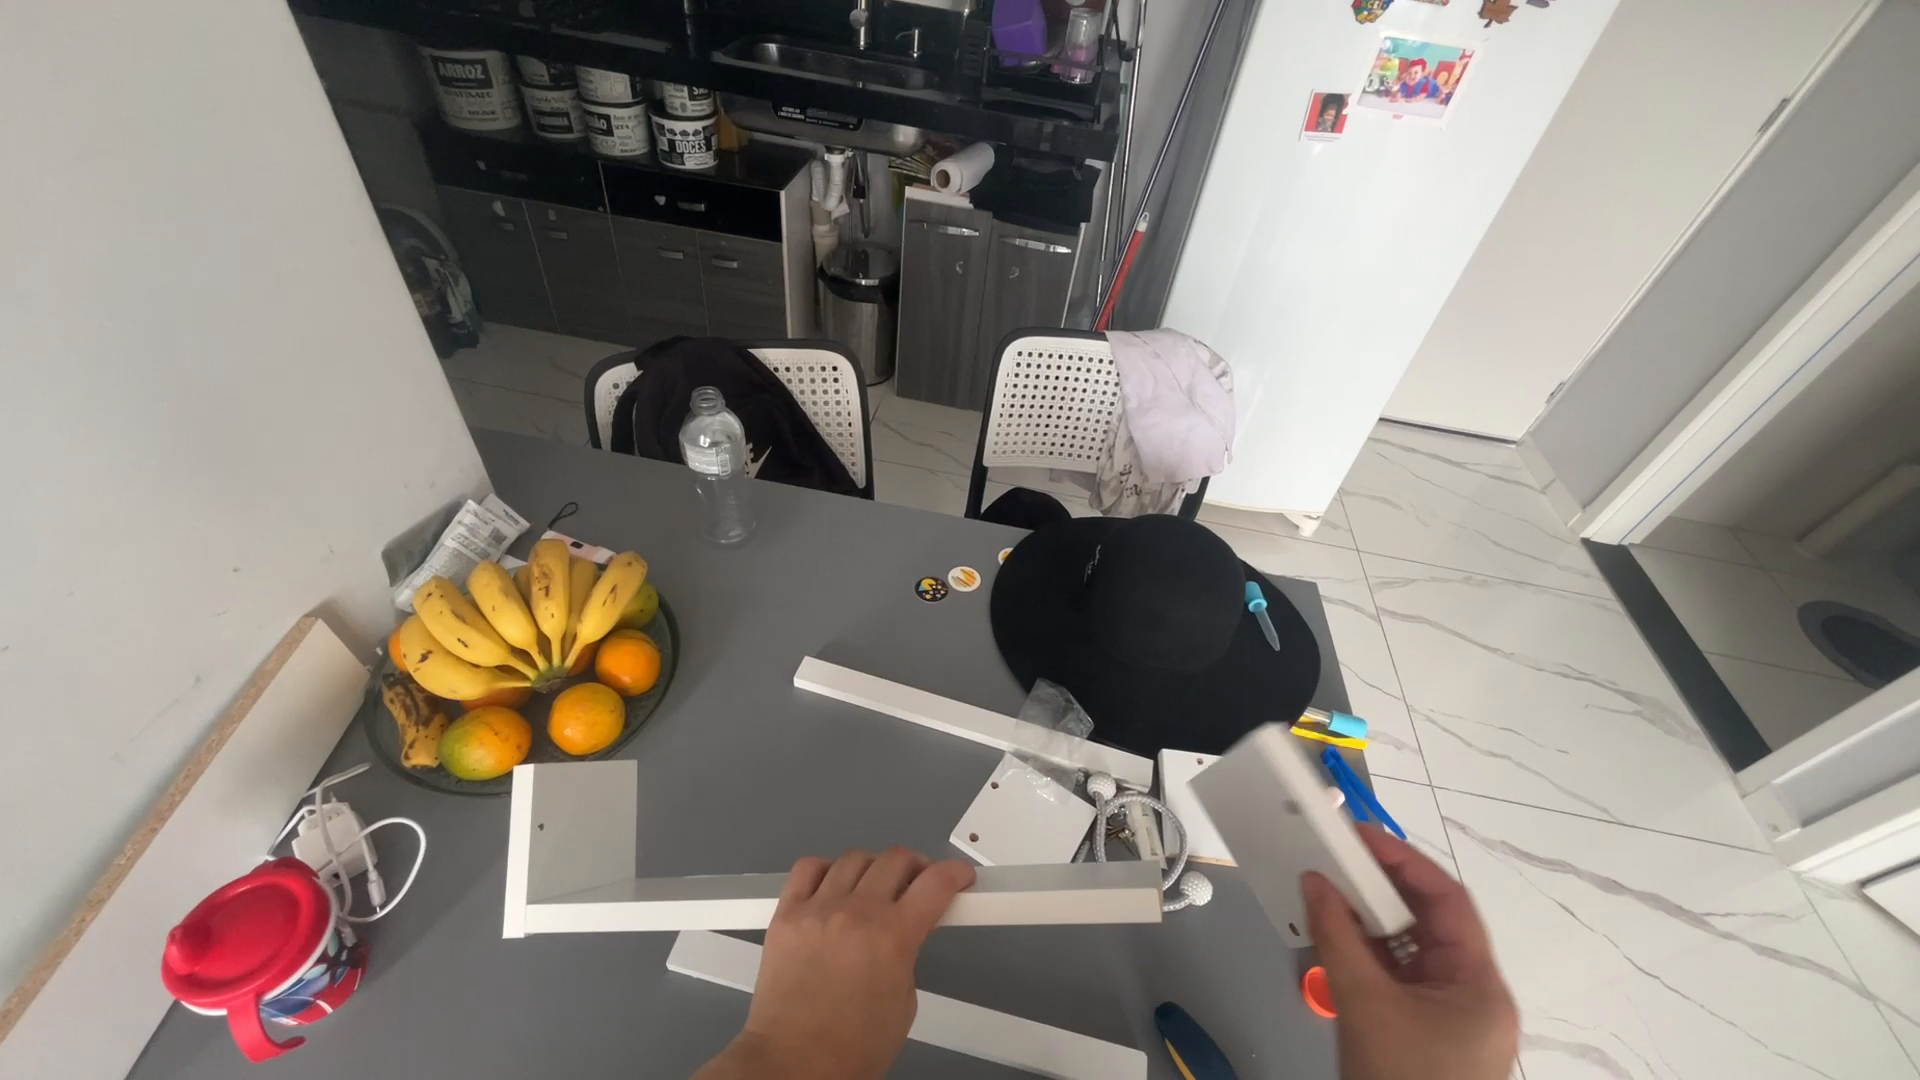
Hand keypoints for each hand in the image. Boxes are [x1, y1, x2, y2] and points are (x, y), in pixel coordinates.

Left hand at [694, 848, 975, 1079]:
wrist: (794, 1066)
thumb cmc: (852, 1048)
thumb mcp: (905, 1001)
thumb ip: (908, 949)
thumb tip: (906, 925)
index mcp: (893, 936)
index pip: (936, 882)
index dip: (955, 873)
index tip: (959, 875)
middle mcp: (857, 913)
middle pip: (897, 859)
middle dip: (917, 868)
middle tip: (919, 883)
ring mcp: (819, 909)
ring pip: (856, 858)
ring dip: (874, 868)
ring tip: (875, 887)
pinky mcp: (787, 914)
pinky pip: (808, 868)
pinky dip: (826, 870)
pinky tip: (833, 886)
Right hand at [1302, 828, 1517, 1079]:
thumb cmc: (1398, 1077)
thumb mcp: (1363, 1001)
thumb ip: (1336, 933)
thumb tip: (1313, 879)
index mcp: (1478, 984)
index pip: (1449, 901)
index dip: (1404, 860)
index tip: (1358, 836)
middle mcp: (1473, 993)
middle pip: (1432, 920)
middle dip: (1383, 886)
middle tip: (1337, 857)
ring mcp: (1450, 1013)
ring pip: (1412, 945)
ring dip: (1371, 916)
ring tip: (1331, 888)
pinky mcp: (1424, 1027)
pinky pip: (1399, 970)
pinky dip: (1368, 947)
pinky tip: (1336, 931)